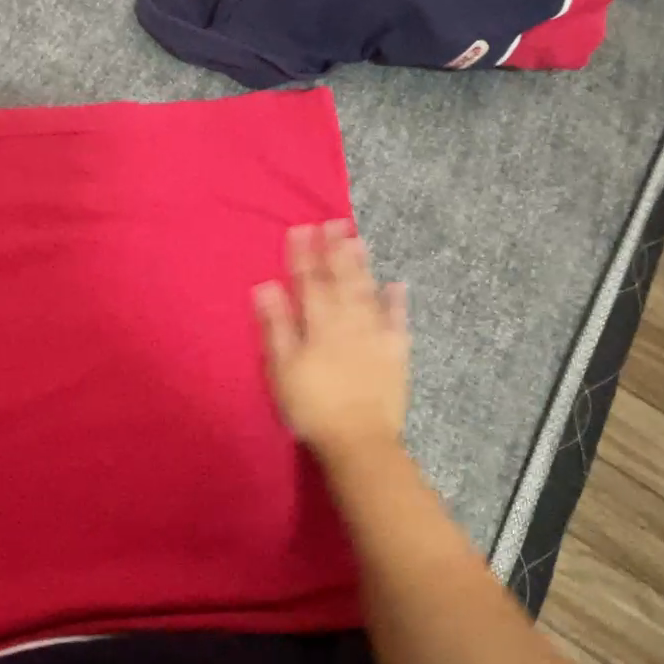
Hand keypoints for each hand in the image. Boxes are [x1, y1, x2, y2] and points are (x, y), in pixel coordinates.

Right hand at [254, 221, 409, 465]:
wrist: (359, 441)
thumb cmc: (312, 406)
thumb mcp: (282, 367)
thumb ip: (276, 325)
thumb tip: (265, 286)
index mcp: (318, 324)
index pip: (308, 282)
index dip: (303, 254)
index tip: (301, 228)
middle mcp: (348, 322)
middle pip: (340, 280)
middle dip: (335, 250)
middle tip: (334, 221)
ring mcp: (375, 336)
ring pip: (368, 293)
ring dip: (362, 265)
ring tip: (359, 240)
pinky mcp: (395, 354)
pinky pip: (397, 321)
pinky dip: (397, 301)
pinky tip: (397, 284)